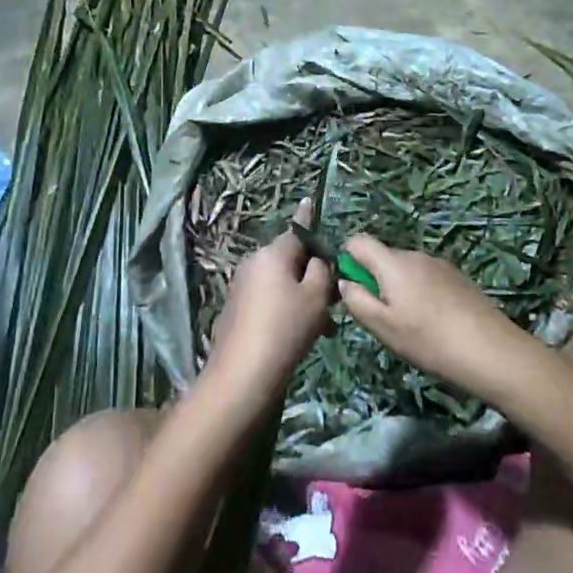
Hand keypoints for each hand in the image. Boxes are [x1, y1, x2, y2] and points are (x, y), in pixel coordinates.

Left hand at [208, 200, 334, 400]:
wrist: (244, 371)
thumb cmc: (286, 327)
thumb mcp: (316, 296)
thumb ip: (322, 270)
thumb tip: (316, 260)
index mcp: (271, 254)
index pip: (296, 230)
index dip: (308, 218)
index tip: (310, 200)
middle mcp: (253, 263)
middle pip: (290, 259)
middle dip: (313, 274)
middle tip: (335, 298)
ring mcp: (241, 286)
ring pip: (282, 282)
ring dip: (303, 296)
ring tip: (324, 325)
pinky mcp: (237, 308)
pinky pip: (269, 299)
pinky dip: (287, 308)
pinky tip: (302, 333)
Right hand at [339, 236, 542, 397]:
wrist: (490, 351)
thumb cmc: (428, 339)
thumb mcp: (382, 326)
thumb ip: (356, 300)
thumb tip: (344, 281)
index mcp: (393, 262)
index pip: (358, 241)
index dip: (348, 260)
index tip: (354, 289)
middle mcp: (415, 255)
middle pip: (383, 257)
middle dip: (375, 279)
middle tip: (382, 316)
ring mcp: (439, 264)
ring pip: (405, 269)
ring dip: (398, 288)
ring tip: (410, 324)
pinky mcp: (457, 277)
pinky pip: (426, 277)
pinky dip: (420, 293)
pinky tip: (433, 322)